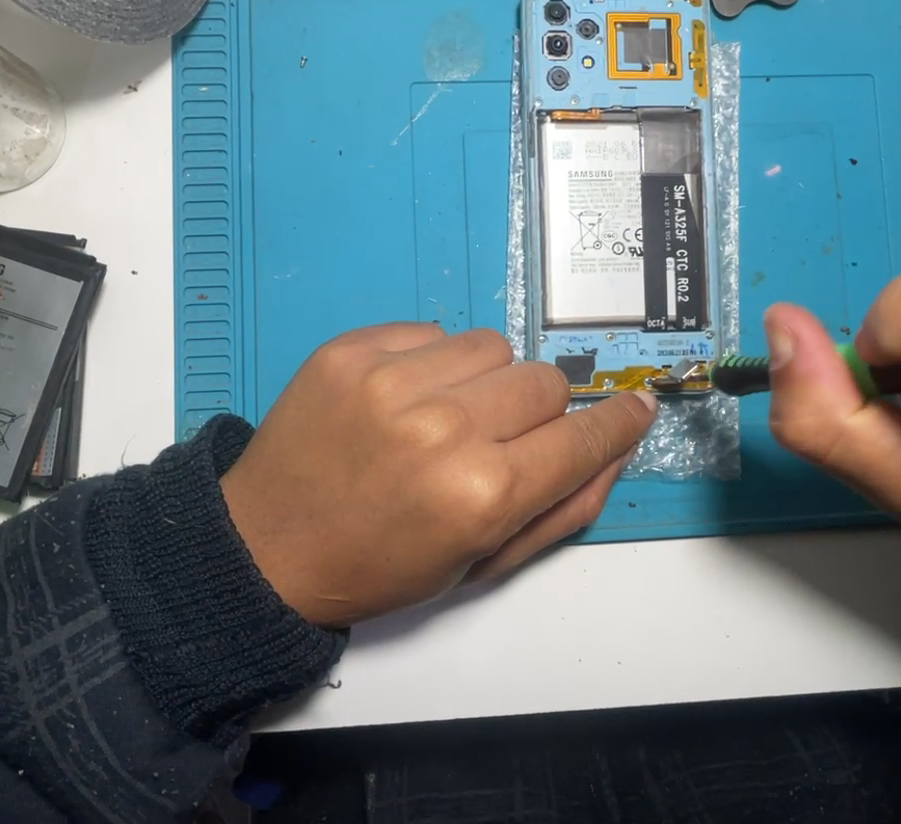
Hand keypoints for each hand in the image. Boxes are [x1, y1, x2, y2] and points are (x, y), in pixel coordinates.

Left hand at [220, 324, 656, 627]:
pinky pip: (433, 332)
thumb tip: (615, 443)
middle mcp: (445, 427)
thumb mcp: (481, 563)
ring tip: (446, 413)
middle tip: (498, 438)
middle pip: (545, 380)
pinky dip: (433, 361)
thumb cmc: (381, 568)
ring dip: (487, 380)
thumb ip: (562, 506)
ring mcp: (392, 380)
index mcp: (483, 495)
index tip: (633, 408)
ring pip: (494, 345)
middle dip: (538, 411)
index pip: (583, 438)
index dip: (617, 423)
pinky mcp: (351, 349)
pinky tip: (403, 397)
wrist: (267, 547)